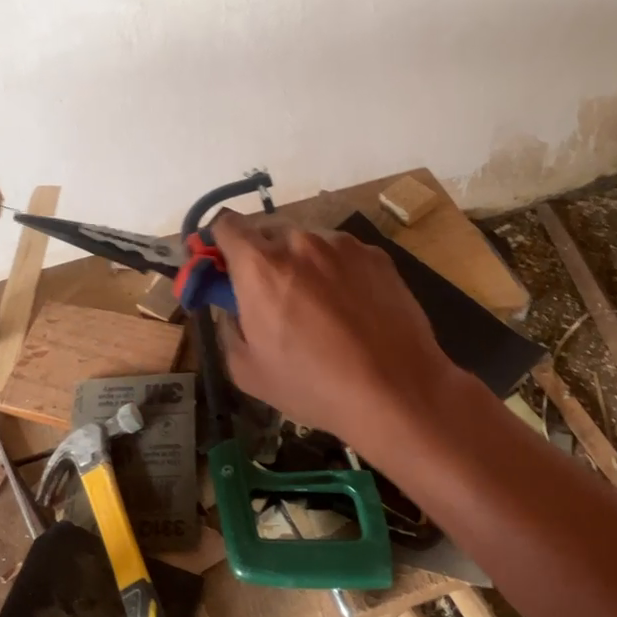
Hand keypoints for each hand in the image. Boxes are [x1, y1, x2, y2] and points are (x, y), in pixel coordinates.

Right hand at [211, 211, 462, 448]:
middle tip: (274, 299)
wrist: (397, 390)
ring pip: (307, 243)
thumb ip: (228, 327)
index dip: (220, 244)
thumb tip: (233, 307)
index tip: (225, 269)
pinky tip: (352, 310)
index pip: (226, 225)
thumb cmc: (313, 385)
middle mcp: (299, 242)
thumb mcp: (247, 370)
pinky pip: (342, 255)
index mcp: (260, 265)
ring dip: (302, 265)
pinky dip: (337, 272)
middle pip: (267, 233)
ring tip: (320, 309)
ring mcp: (342, 244)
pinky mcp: (376, 255)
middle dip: (262, 259)